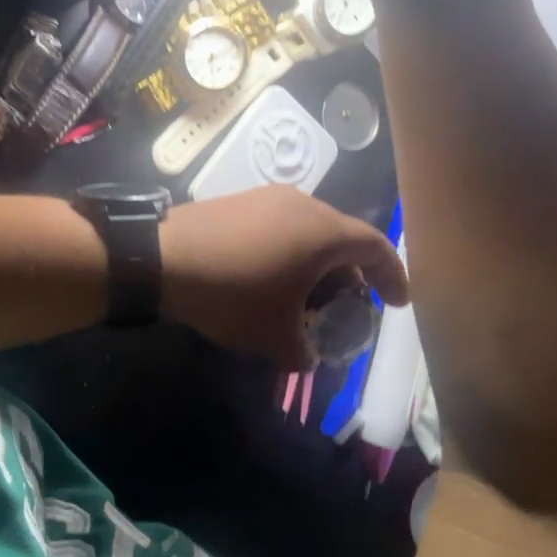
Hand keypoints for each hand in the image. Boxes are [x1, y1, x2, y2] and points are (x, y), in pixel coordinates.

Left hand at [160, 186, 407, 369]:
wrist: (159, 257)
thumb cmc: (231, 294)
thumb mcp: (273, 336)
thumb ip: (302, 351)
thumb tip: (306, 359)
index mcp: (324, 231)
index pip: (376, 248)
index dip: (392, 276)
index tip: (397, 302)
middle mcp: (302, 203)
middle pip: (342, 236)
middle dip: (351, 271)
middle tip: (349, 303)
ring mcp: (265, 197)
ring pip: (307, 228)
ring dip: (316, 260)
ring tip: (307, 293)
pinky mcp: (236, 200)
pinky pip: (278, 224)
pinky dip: (287, 248)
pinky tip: (269, 275)